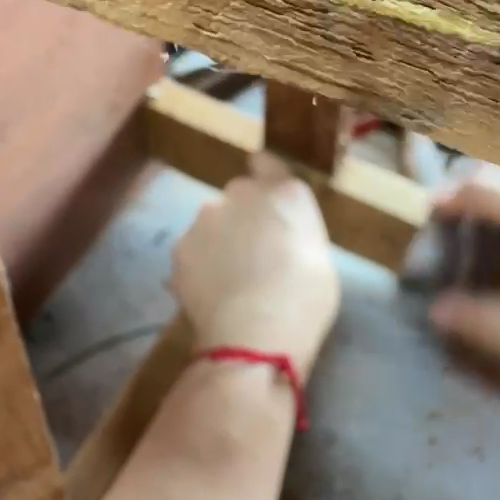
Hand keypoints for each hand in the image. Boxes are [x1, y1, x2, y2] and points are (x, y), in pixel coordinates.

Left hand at [170, 154, 341, 372]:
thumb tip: (281, 234)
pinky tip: (212, 293)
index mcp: (283, 191)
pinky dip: (200, 265)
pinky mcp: (180, 247)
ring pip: (212, 223)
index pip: (266, 162)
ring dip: (219, 240)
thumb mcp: (318, 257)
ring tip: (230, 280)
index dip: (264, 176)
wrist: (253, 337)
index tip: (266, 198)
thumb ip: (295, 231)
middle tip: (255, 254)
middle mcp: (241, 192)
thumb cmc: (304, 300)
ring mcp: (206, 218)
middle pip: (239, 196)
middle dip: (244, 216)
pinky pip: (193, 250)